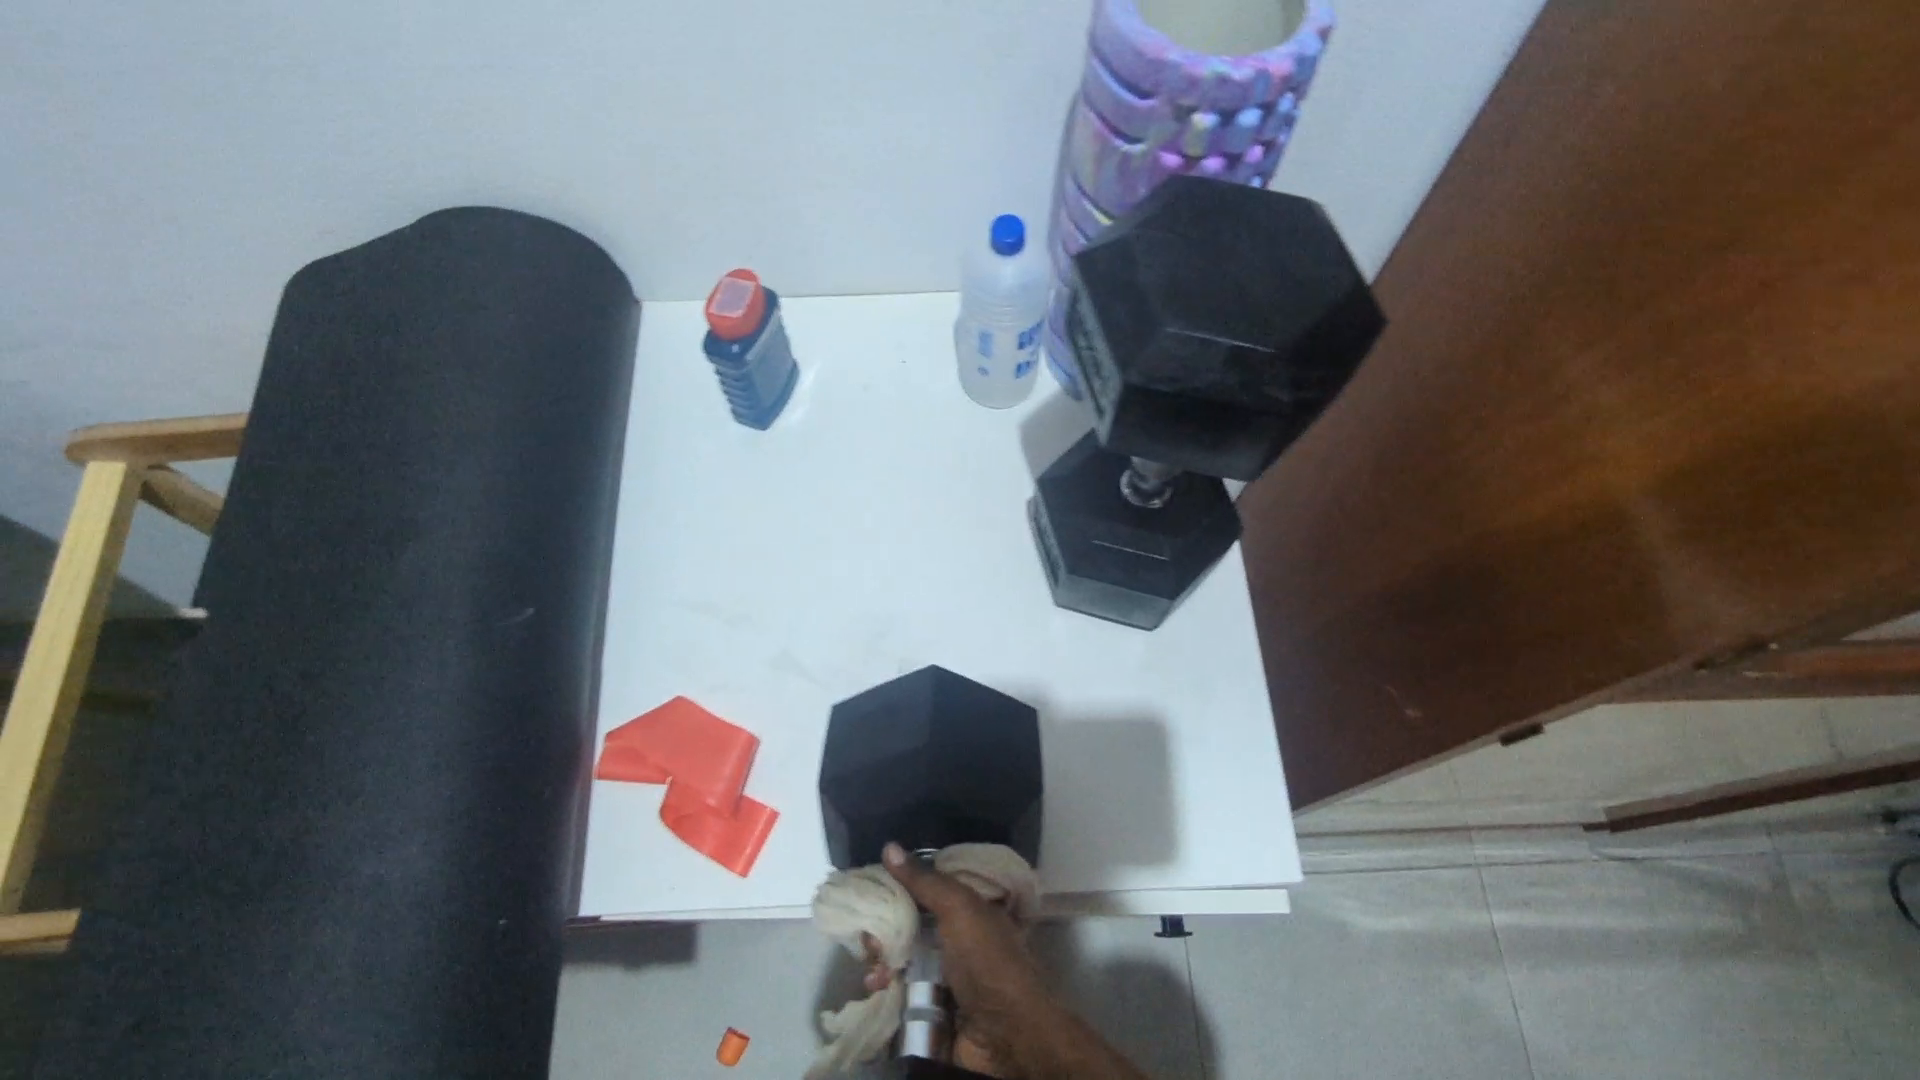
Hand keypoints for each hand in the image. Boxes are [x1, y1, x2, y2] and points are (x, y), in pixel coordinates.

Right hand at [861, 842, 1052, 1075]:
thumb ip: (925, 880)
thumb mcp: (960, 909)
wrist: (1008, 1033)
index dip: (898, 887)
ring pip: (898, 960)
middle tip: (868, 937)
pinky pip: (898, 994)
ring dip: (879, 961)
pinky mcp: (929, 1010)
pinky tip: (875, 987)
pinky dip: (883, 989)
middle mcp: (954, 940)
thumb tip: (889, 846)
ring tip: (873, 969)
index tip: (870, 887)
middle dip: (882, 928)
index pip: (926, 890)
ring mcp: (941, 977)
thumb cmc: (988, 961)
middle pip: (907, 926)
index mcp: (966, 911)